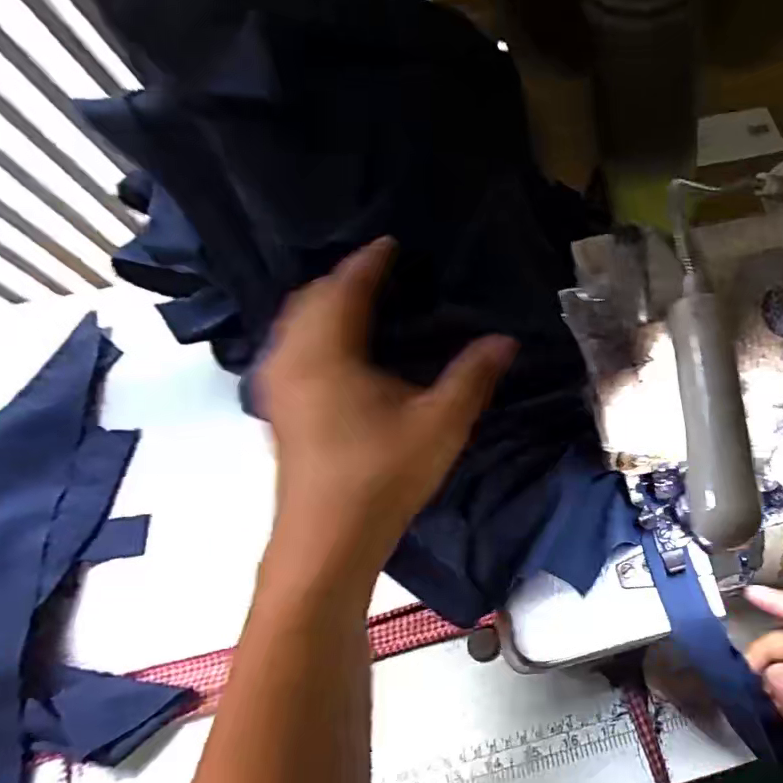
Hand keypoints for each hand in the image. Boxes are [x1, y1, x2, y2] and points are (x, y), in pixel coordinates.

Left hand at [254, 237, 516, 565]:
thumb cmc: (383, 476)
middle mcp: (290, 358)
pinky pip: (291, 348)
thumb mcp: (440, 424)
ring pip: (295, 324)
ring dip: (326, 305)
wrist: (328, 540)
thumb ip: (473, 376)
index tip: (393, 242)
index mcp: (326, 351)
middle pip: (310, 298)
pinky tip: (340, 351)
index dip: (371, 261)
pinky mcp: (278, 410)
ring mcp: (276, 386)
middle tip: (381, 271)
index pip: (345, 287)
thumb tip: (506, 339)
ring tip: (363, 303)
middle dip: (343, 278)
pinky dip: (315, 332)